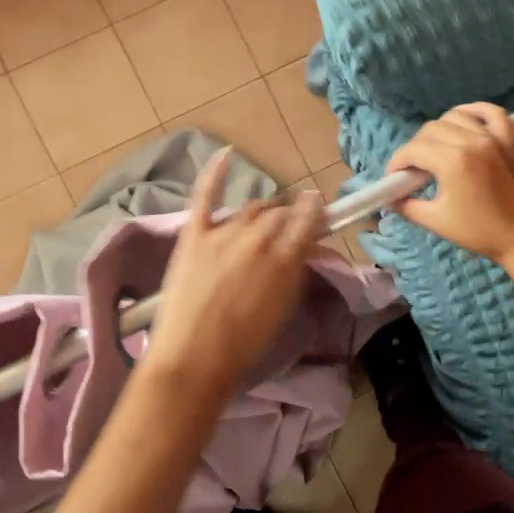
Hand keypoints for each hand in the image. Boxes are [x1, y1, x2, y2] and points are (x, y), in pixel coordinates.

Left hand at [147, 148, 325, 392]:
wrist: (192, 359)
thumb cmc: (245, 344)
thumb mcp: (284, 308)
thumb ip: (297, 271)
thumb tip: (306, 248)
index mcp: (283, 258)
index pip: (307, 220)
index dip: (316, 212)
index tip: (321, 208)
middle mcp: (256, 238)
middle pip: (280, 214)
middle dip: (291, 216)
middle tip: (293, 227)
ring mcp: (222, 234)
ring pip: (252, 209)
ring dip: (265, 211)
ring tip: (269, 219)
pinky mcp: (193, 235)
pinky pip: (206, 196)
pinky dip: (216, 173)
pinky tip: (227, 153)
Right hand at [387, 103, 513, 265]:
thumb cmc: (481, 232)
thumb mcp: (437, 222)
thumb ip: (408, 206)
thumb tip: (390, 199)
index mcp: (452, 162)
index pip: (413, 150)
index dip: (397, 163)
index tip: (395, 178)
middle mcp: (472, 141)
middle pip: (431, 130)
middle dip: (416, 148)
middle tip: (415, 170)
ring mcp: (493, 137)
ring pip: (456, 116)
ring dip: (440, 130)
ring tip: (437, 150)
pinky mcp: (510, 140)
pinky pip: (491, 112)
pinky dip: (475, 110)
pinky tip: (465, 118)